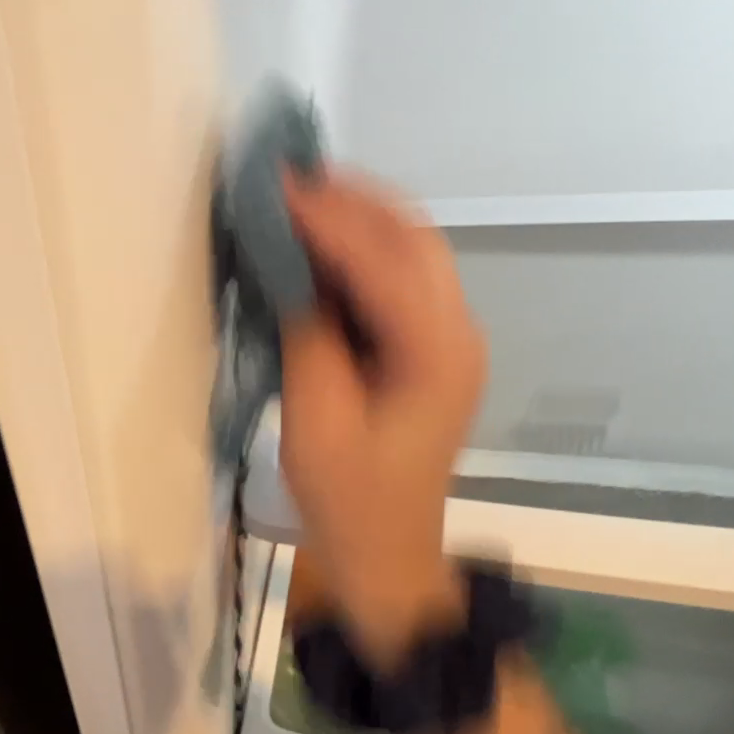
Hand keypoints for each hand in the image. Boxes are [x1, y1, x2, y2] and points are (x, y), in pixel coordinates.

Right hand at [279, 170, 486, 666]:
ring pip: (411, 254)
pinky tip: (320, 249)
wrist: (386, 554)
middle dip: (352, 200)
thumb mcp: (316, 421)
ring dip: (359, 222)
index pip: (383, 260)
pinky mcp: (430, 353)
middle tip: (288, 178)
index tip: (276, 183)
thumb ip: (309, 335)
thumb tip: (291, 269)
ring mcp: (450, 341)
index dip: (328, 217)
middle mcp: (457, 332)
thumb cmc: (348, 501)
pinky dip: (361, 257)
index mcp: (436, 352)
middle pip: (412, 239)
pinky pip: (400, 284)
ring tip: (299, 201)